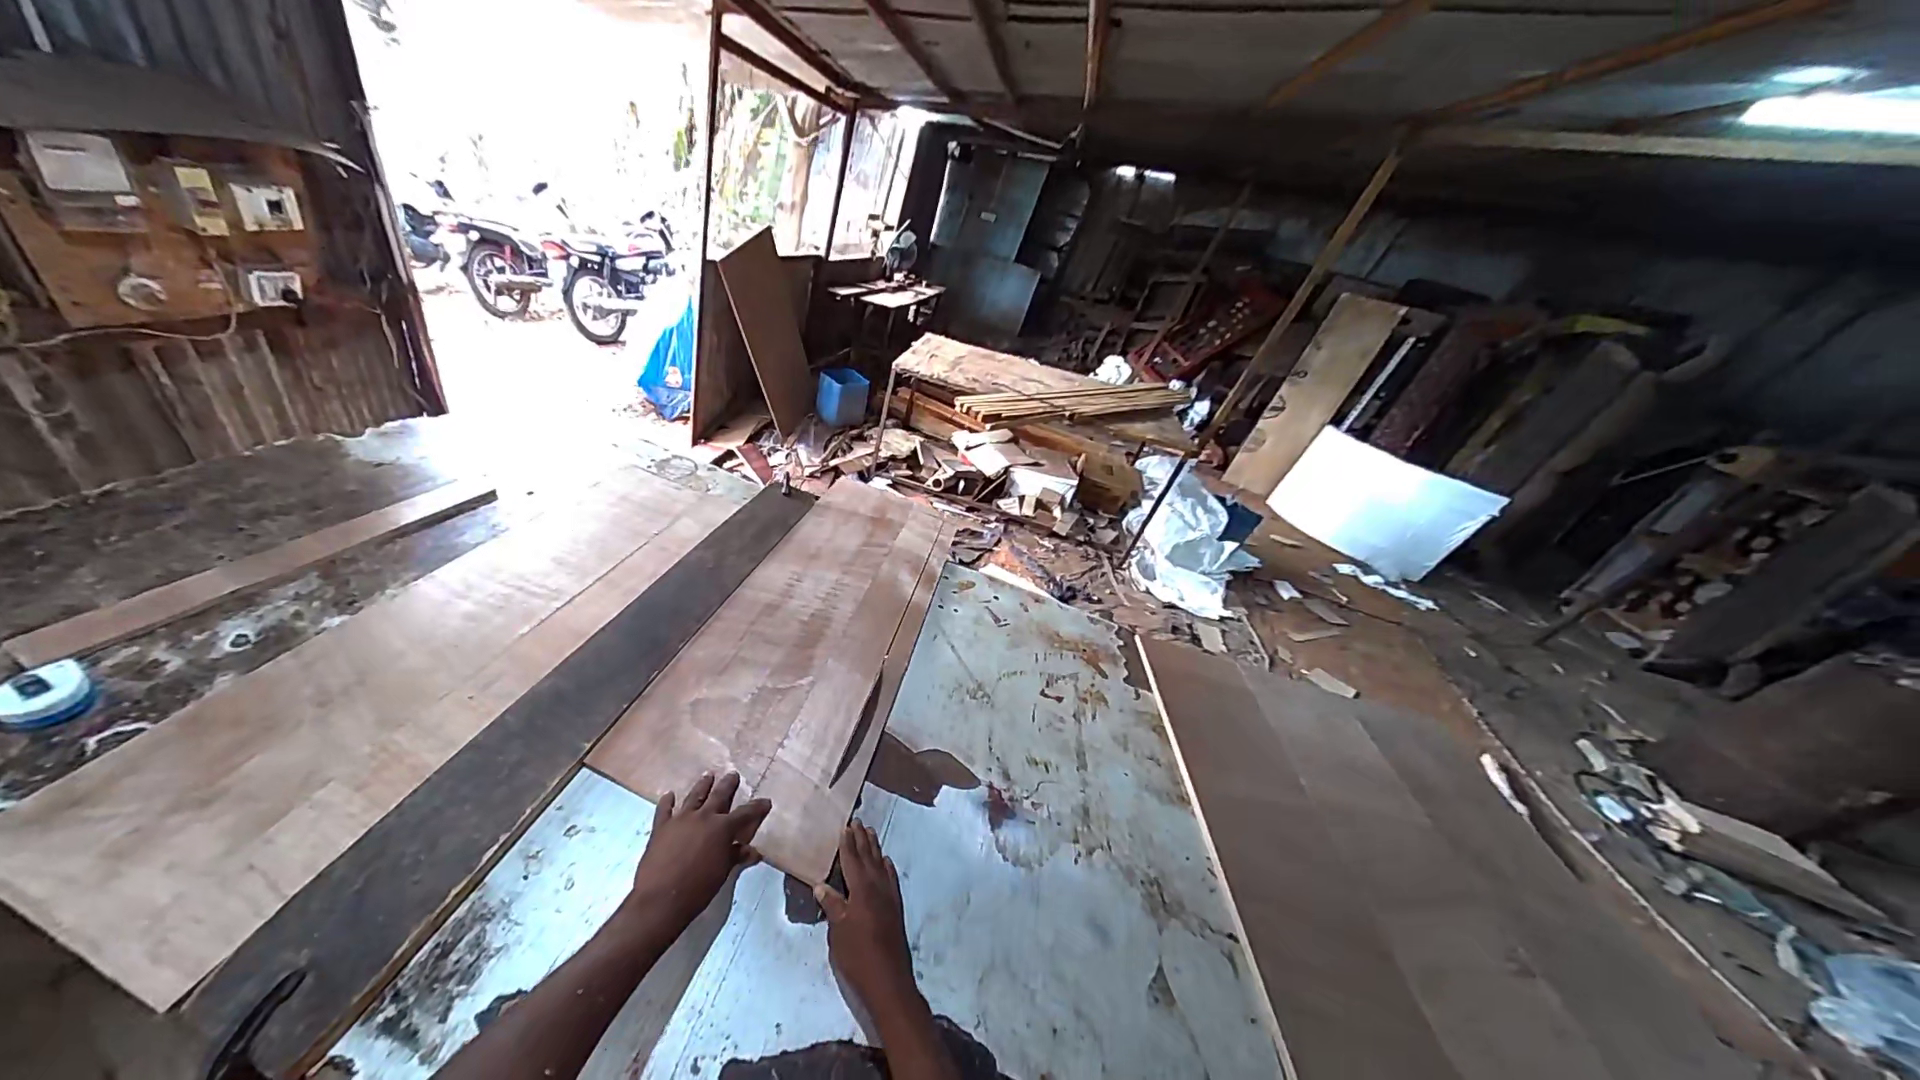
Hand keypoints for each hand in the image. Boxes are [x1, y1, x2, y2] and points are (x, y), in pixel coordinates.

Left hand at [621, 772, 770, 939]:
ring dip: (702, 786)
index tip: (765, 801)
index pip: (745, 813)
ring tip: (708, 775)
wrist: (661, 899)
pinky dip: (666, 802)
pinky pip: (664, 810)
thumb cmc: (698, 888)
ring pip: (694, 797)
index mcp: (723, 828)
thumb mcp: (722, 872)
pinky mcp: (661, 828)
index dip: (757, 807)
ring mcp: (680, 820)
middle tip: (733, 774)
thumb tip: (753, 851)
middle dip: (728, 785)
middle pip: (719, 796)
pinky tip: (669, 795)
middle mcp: (703, 817)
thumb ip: (736, 856)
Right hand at [816, 822, 918, 1017]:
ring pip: (881, 865)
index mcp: (861, 889)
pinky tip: (885, 862)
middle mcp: (878, 887)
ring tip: (870, 833)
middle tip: (858, 822)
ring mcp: (889, 897)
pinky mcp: (895, 908)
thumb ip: (833, 906)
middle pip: (869, 857)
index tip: (845, 826)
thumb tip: (821, 885)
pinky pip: (891, 878)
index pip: (853, 860)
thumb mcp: (838, 931)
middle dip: (862, 840)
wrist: (888, 980)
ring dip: (875, 848)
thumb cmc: (858, 956)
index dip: (848, 844)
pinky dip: (886, 867)